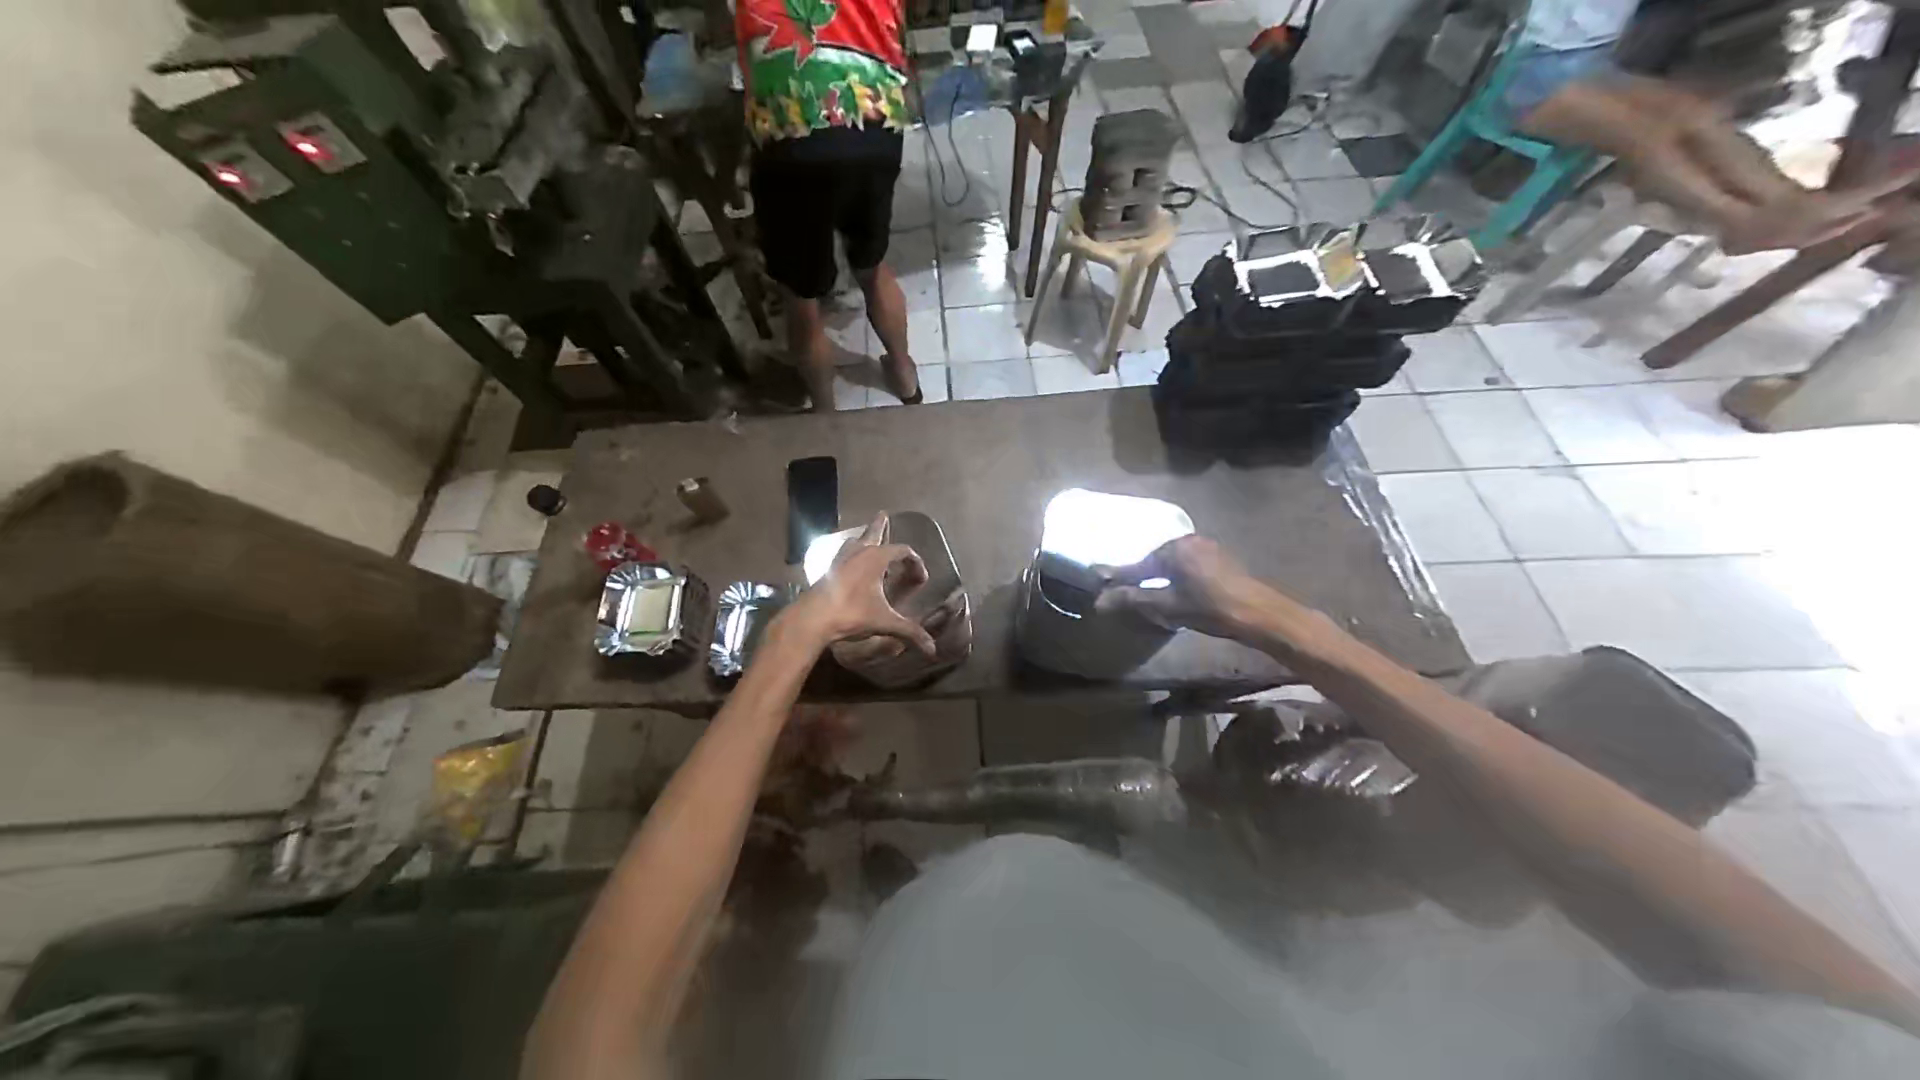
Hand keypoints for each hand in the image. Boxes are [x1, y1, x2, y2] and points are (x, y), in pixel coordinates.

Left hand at [782, 515, 937, 655]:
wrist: (813, 619)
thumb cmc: (852, 614)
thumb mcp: (885, 622)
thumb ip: (910, 632)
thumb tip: (932, 649)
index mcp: (876, 558)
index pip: (902, 551)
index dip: (915, 562)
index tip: (920, 578)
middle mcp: (858, 553)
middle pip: (873, 533)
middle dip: (880, 525)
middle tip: (883, 514)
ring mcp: (840, 560)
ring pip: (854, 543)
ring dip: (863, 539)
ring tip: (866, 539)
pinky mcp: (828, 571)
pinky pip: (843, 556)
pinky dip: (851, 555)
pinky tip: (850, 565)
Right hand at [1092, 535, 1299, 640]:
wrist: (1259, 613)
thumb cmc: (1209, 608)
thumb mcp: (1166, 606)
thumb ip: (1132, 600)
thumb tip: (1100, 601)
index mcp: (1173, 549)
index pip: (1138, 565)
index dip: (1118, 576)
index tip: (1099, 579)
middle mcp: (1189, 541)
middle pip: (1155, 560)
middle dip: (1140, 574)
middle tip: (1125, 588)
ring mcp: (1208, 548)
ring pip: (1174, 562)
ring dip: (1161, 575)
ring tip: (1150, 590)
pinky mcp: (1221, 559)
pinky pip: (1189, 564)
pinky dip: (1177, 575)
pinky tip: (1177, 589)